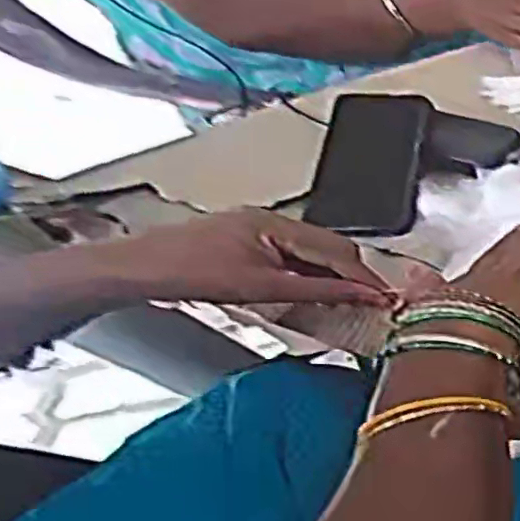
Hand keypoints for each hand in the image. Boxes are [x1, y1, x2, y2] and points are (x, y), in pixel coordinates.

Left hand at [107, 210, 389, 307]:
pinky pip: (299, 255)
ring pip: (318, 252)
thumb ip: (322, 291)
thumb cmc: (188, 273)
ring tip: (353, 298)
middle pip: (332, 247)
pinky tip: (323, 290)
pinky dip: (317, 273)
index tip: (385, 298)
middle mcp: (270, 221)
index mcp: (274, 224)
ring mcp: (260, 229)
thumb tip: (365, 295)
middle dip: (356, 274)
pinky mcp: (253, 241)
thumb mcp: (266, 287)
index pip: (337, 251)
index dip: (365, 277)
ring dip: (338, 275)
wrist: (134, 271)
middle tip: (375, 300)